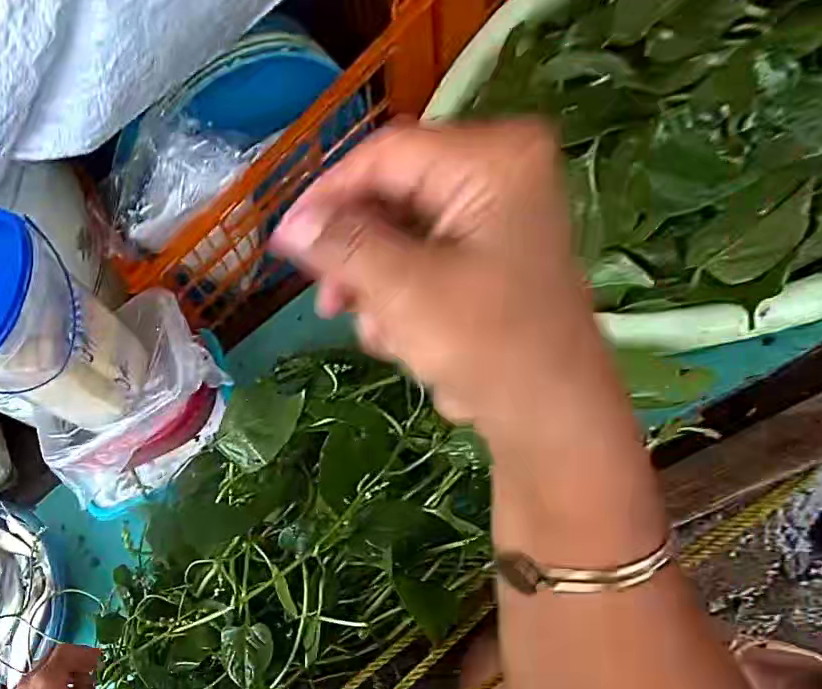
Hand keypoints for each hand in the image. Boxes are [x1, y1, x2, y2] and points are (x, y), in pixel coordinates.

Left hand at [0, 644, 99, 688]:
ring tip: (84, 682)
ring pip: (46, 668)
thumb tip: (84, 680)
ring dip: (65, 670)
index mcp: (46, 679)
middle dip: (75, 659)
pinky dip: (55, 680)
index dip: (85, 652)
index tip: (101, 658)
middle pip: (53, 656)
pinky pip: (41, 681)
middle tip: (94, 668)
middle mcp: (31, 679)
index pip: (65, 651)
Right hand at [266, 119, 623, 439]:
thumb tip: (288, 226)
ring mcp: (484, 213)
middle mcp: (492, 171)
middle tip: (327, 300)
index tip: (282, 241)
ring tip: (371, 326)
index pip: (384, 154)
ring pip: (388, 232)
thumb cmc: (482, 339)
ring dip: (366, 282)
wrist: (539, 401)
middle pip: (384, 194)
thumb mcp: (401, 289)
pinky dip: (388, 294)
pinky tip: (395, 331)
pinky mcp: (474, 250)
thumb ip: (341, 248)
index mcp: (491, 159)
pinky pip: (407, 257)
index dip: (324, 196)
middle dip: (348, 251)